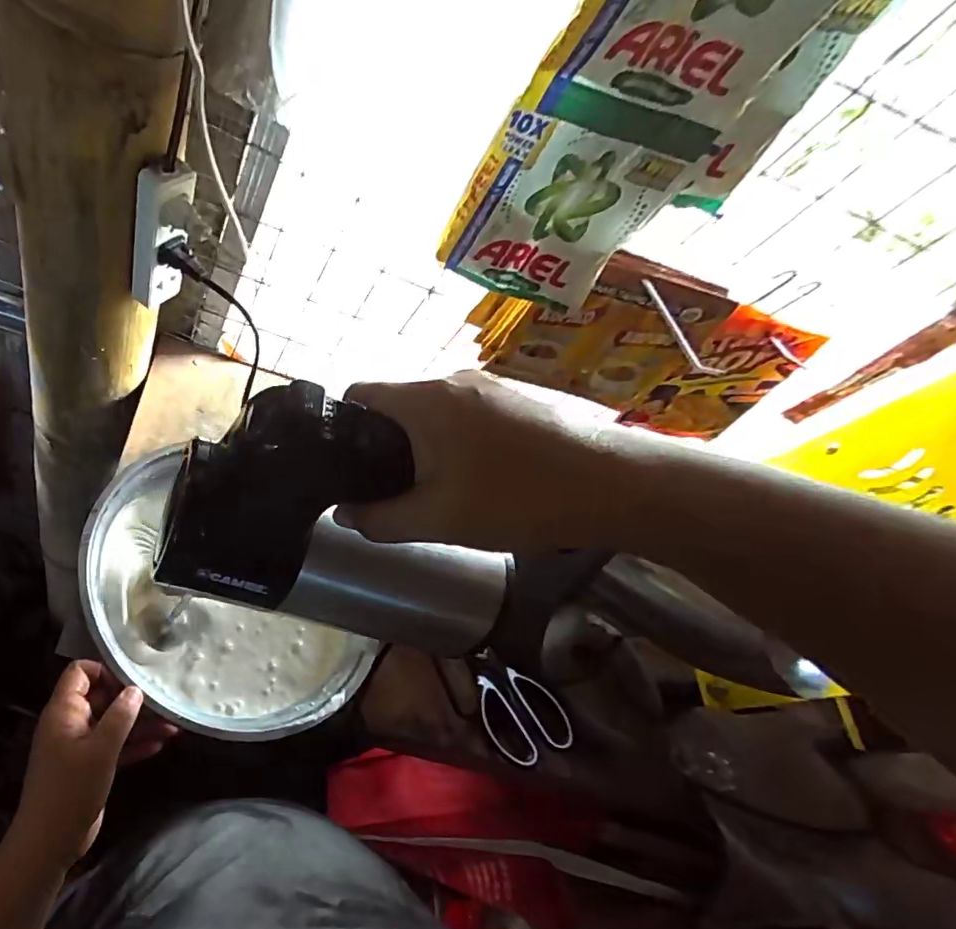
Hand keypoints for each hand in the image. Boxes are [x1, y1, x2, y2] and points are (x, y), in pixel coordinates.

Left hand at [8, 661, 161, 868]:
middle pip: (101, 697)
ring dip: (140, 724)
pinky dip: (134, 744)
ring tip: (173, 724)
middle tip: (163, 701)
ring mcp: (80, 746)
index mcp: (63, 711)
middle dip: (131, 699)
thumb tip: (135, 689)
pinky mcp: (90, 766)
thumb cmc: (72, 789)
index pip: (80, 672)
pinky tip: (161, 744)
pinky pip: (115, 746)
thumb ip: (120, 716)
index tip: (133, 681)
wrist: (51, 841)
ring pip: (112, 724)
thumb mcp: (101, 749)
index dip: (106, 671)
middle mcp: (70, 723)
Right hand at [335, 371, 626, 551]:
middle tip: (390, 490)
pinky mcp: (519, 399)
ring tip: (437, 491)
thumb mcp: (436, 520)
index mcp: (425, 400)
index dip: (342, 426)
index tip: (344, 464)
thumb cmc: (515, 498)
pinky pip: (468, 417)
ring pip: (435, 414)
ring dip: (425, 448)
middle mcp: (455, 380)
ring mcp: (491, 386)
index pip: (361, 393)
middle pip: (398, 406)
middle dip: (386, 446)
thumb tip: (346, 515)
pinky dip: (458, 443)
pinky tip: (479, 479)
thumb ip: (380, 520)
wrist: (613, 485)